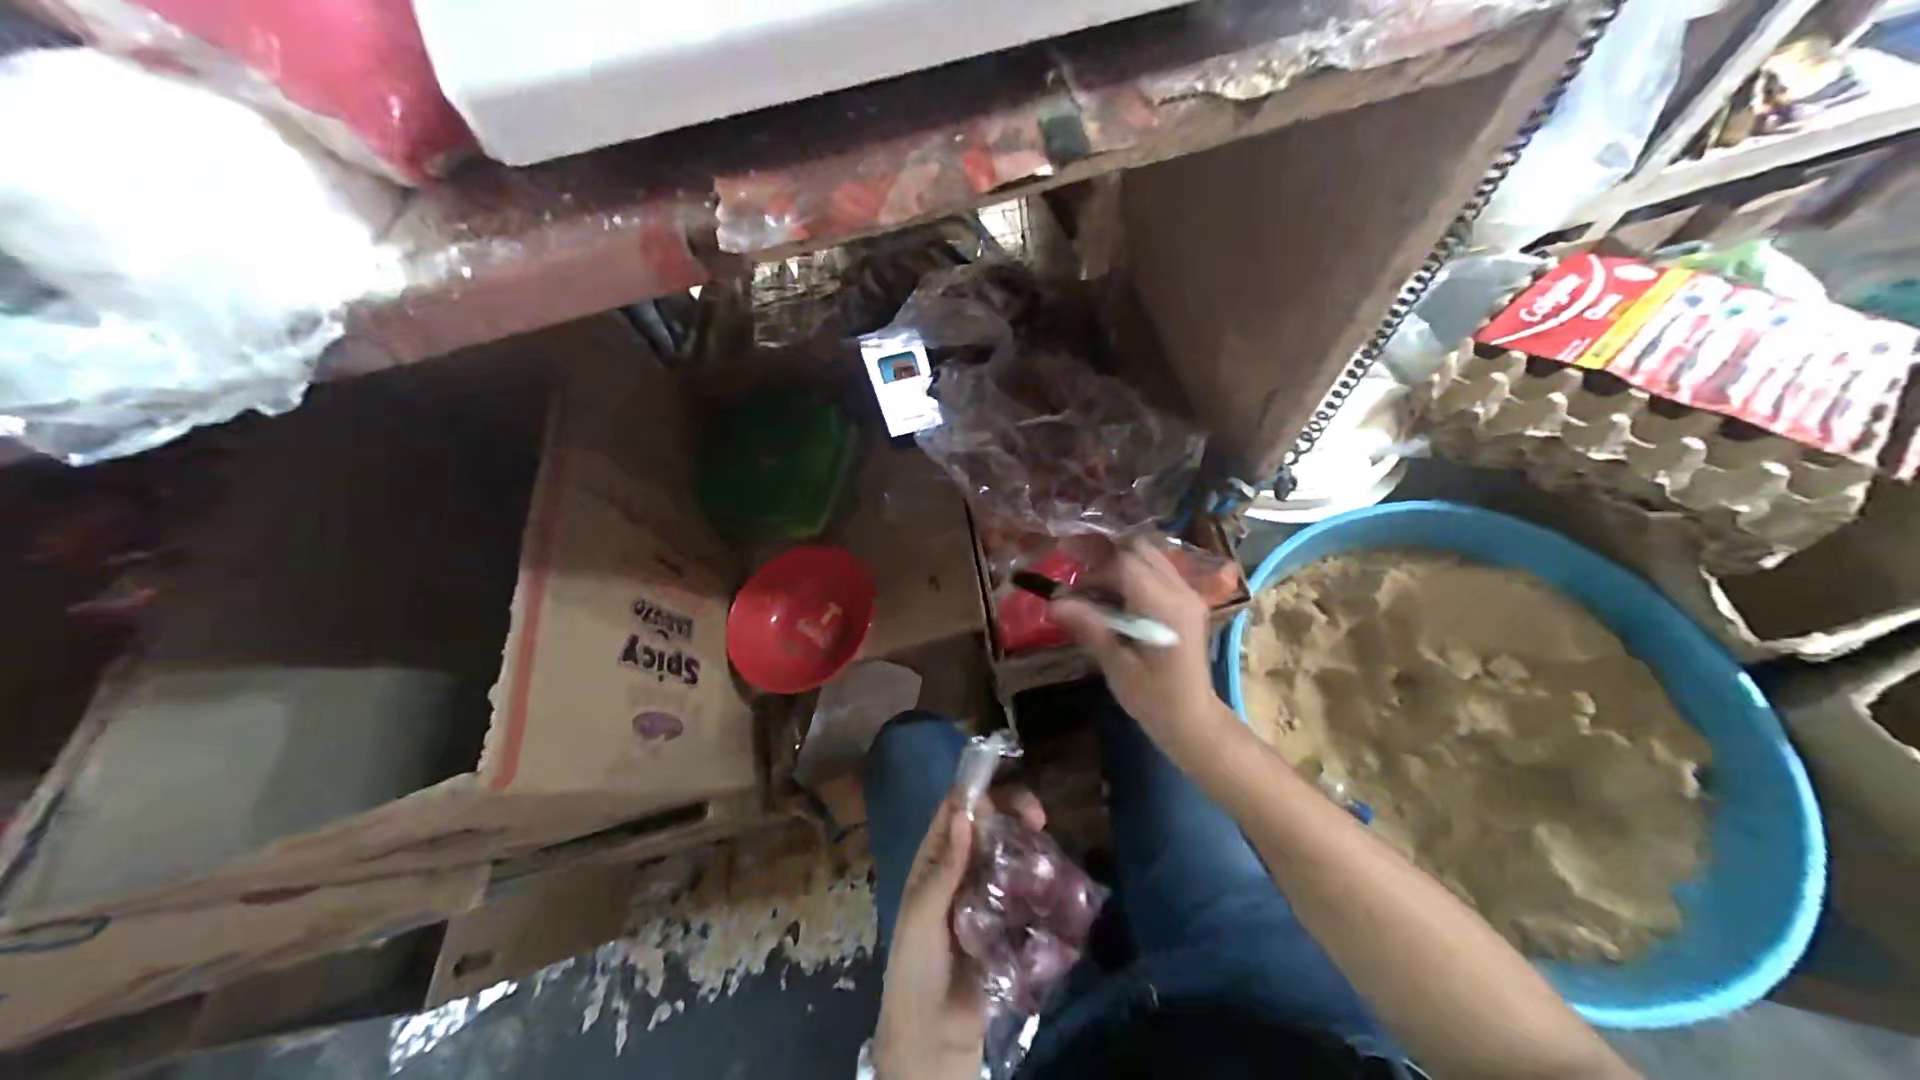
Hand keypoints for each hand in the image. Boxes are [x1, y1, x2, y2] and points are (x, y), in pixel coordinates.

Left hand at [874, 788, 1045, 1079]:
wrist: (934, 1034)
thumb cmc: (916, 967)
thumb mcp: (921, 914)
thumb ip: (944, 867)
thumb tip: (964, 813)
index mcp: (935, 860)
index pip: (957, 810)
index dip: (980, 793)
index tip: (1008, 794)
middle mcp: (963, 869)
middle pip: (991, 827)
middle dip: (1014, 815)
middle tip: (1039, 820)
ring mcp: (989, 894)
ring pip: (1012, 854)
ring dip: (1030, 847)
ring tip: (1047, 854)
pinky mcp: (1010, 922)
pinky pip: (1028, 892)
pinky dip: (1041, 883)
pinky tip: (1054, 885)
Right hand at [1050, 538, 1237, 765]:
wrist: (1192, 719)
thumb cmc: (1153, 698)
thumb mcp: (1117, 665)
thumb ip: (1089, 627)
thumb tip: (1053, 603)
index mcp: (1165, 606)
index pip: (1126, 563)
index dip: (1095, 572)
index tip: (1074, 593)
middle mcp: (1182, 592)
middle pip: (1140, 551)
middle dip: (1108, 564)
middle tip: (1087, 592)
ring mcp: (1189, 595)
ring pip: (1151, 558)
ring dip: (1122, 569)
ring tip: (1102, 598)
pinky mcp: (1189, 603)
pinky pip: (1160, 572)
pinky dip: (1136, 577)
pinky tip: (1122, 604)